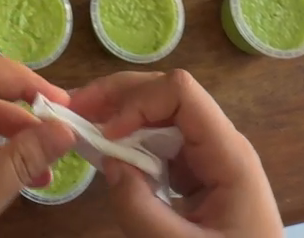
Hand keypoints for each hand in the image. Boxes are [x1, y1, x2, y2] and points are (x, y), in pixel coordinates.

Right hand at [70, 69, 281, 237]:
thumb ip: (141, 211)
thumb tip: (109, 162)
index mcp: (229, 154)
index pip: (181, 92)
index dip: (139, 101)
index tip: (106, 132)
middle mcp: (220, 144)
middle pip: (167, 95)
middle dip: (120, 96)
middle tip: (74, 109)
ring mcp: (210, 159)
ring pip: (160, 116)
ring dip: (120, 115)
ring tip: (83, 124)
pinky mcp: (199, 178)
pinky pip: (161, 145)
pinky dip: (130, 141)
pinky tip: (107, 151)